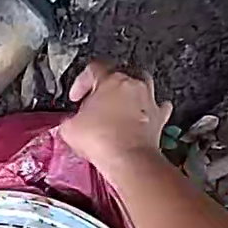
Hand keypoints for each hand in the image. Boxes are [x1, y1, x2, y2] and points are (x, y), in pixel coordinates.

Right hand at [58, 61, 172, 169]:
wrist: (127, 158)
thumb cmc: (103, 139)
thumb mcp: (70, 129)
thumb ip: (69, 121)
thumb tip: (68, 125)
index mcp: (110, 79)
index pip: (93, 69)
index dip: (81, 82)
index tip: (76, 96)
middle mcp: (133, 84)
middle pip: (121, 73)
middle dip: (108, 85)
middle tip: (98, 99)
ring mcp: (148, 100)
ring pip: (142, 86)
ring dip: (130, 94)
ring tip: (119, 107)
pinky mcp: (158, 119)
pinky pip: (158, 108)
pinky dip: (151, 111)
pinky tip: (144, 117)